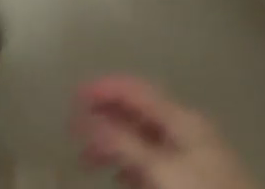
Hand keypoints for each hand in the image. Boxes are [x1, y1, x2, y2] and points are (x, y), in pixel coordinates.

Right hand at [72, 76, 260, 188]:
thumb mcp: (161, 169)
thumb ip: (123, 142)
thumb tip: (87, 119)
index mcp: (180, 118)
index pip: (133, 88)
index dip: (101, 87)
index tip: (72, 97)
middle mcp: (185, 127)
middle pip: (134, 112)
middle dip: (101, 119)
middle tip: (72, 132)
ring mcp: (190, 152)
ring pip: (141, 137)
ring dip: (111, 144)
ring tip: (88, 161)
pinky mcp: (192, 176)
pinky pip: (152, 158)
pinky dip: (130, 163)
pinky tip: (119, 177)